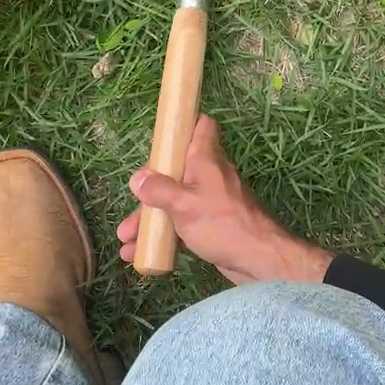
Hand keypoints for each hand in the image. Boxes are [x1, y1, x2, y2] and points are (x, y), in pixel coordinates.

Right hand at [116, 115, 331, 284]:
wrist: (259, 261)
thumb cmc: (222, 224)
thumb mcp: (184, 204)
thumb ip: (159, 190)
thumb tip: (137, 178)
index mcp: (206, 159)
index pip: (202, 126)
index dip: (184, 124)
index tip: (161, 134)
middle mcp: (208, 175)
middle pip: (176, 170)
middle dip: (150, 188)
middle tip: (132, 206)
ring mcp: (210, 202)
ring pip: (175, 201)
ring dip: (150, 218)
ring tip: (125, 239)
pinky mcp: (210, 226)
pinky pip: (181, 225)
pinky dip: (163, 236)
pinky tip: (139, 254)